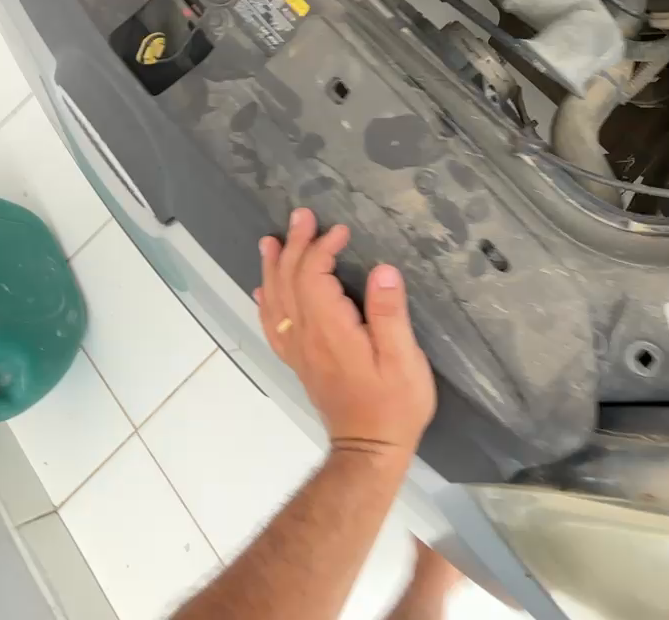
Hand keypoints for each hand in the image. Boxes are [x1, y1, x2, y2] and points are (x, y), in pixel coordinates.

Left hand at [254, 208, 436, 462]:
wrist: (369, 453)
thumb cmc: (394, 405)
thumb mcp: (404, 360)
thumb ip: (390, 314)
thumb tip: (383, 270)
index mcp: (331, 331)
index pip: (313, 277)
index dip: (323, 248)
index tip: (342, 230)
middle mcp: (306, 337)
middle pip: (290, 283)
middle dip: (295, 245)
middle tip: (301, 215)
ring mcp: (299, 351)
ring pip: (276, 301)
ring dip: (274, 268)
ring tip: (271, 241)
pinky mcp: (300, 362)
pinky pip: (274, 326)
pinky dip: (266, 303)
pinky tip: (264, 290)